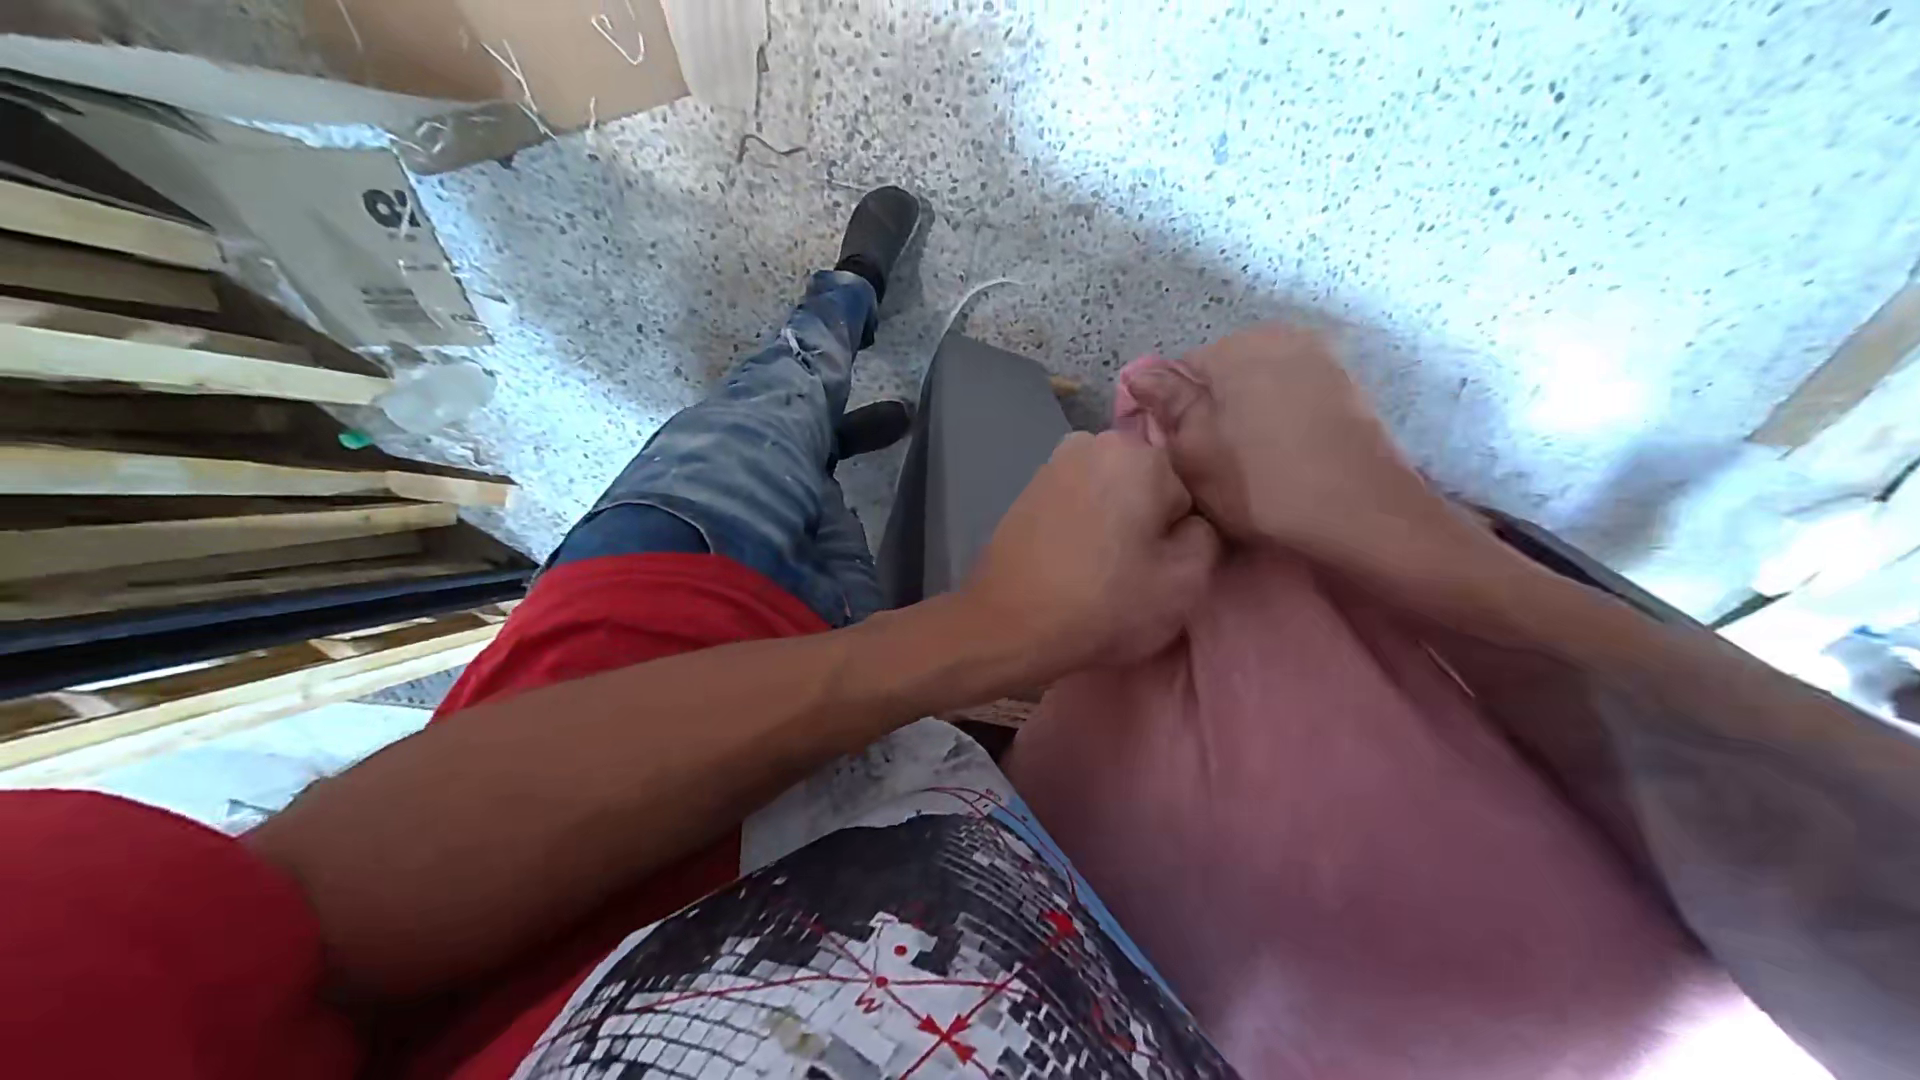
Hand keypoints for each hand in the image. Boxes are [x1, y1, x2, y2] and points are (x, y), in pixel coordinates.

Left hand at [960, 430, 1220, 679]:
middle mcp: (1091, 441)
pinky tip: (1070, 560)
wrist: (1010, 624)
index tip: (1159, 566)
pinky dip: (1081, 525)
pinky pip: (1076, 502)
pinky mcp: (1027, 489)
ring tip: (1098, 568)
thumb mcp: (1187, 579)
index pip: (1186, 492)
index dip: (1178, 534)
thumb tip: (1188, 521)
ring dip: (1112, 523)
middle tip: (1130, 569)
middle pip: (1146, 486)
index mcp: (1136, 451)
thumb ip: (1207, 534)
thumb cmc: (1105, 603)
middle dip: (1144, 521)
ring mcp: (1052, 462)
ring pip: (1110, 493)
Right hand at [1122, 322, 1513, 592]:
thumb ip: (1164, 403)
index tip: (1179, 458)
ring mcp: (1321, 364)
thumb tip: (1137, 372)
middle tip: (1210, 469)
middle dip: (1209, 418)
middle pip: (1219, 380)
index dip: (1170, 418)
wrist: (1362, 517)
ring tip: (1247, 472)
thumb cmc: (1261, 483)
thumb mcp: (1193, 449)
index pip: (1177, 373)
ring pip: (1255, 394)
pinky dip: (1277, 431)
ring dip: (1243, 426)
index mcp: (1238, 346)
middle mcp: (1282, 339)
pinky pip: (1289, 407)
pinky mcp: (1347, 394)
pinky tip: (1281, 466)